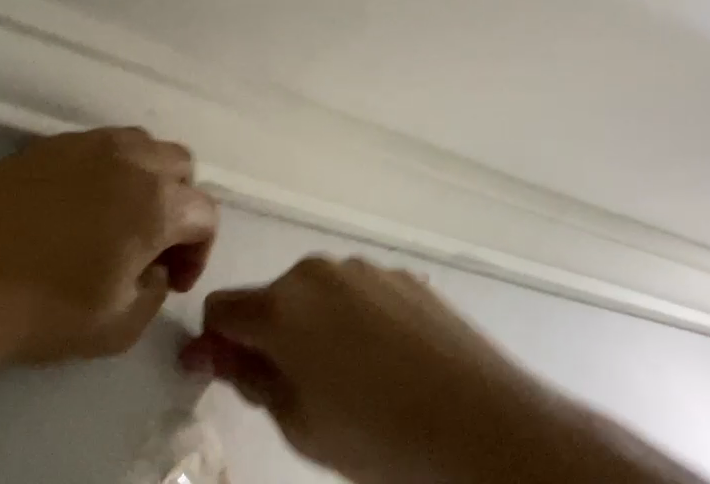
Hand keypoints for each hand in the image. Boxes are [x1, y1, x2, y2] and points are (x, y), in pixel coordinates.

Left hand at [0, 127, 218, 372]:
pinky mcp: (41, 145)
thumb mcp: (117, 325)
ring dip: (143, 178)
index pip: (205, 212)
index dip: (198, 251)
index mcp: (152, 201)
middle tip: (150, 247)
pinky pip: (93, 145)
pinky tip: (76, 208)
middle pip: (177, 164)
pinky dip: (104, 169)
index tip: (169, 280)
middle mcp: (123, 158)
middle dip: (178, 203)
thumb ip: (153, 291)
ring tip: (116, 222)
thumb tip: (151, 267)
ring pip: (136, 144)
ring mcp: (79, 144)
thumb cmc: (39, 308)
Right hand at [181, 256, 562, 483]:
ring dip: (317, 327)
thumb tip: (222, 356)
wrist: (493, 431)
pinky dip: (360, 322)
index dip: (216, 344)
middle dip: (273, 337)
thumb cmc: (384, 439)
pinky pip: (361, 296)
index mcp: (279, 306)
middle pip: (270, 300)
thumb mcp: (301, 428)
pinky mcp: (406, 278)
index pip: (219, 310)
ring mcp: (364, 270)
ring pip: (318, 296)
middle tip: (304, 388)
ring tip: (360, 379)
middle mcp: (314, 273)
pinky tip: (395, 365)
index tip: (230, 375)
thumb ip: (251, 382)